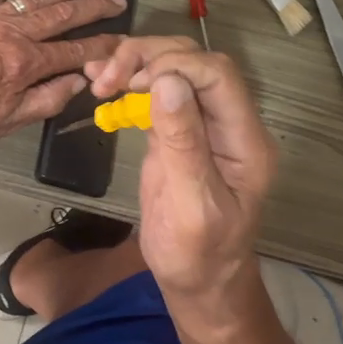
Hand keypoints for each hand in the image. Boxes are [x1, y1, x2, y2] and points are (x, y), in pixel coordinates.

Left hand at [0, 0, 125, 148]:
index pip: (76, 51)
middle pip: (64, 15)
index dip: (103, 46)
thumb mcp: (9, 121)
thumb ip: (47, 100)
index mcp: (28, 63)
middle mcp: (16, 34)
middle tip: (116, 0)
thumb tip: (79, 81)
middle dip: (94, 7)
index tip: (124, 39)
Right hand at [86, 38, 276, 305]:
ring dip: (133, 64)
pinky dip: (126, 80)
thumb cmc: (200, 257)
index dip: (175, 65)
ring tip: (98, 81)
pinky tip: (97, 82)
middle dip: (148, 58)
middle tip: (107, 80)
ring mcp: (201, 122)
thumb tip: (167, 82)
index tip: (134, 85)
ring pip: (171, 66)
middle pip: (192, 59)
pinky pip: (154, 89)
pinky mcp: (175, 128)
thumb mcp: (192, 207)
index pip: (217, 74)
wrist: (197, 285)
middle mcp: (227, 122)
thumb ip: (183, 143)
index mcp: (245, 139)